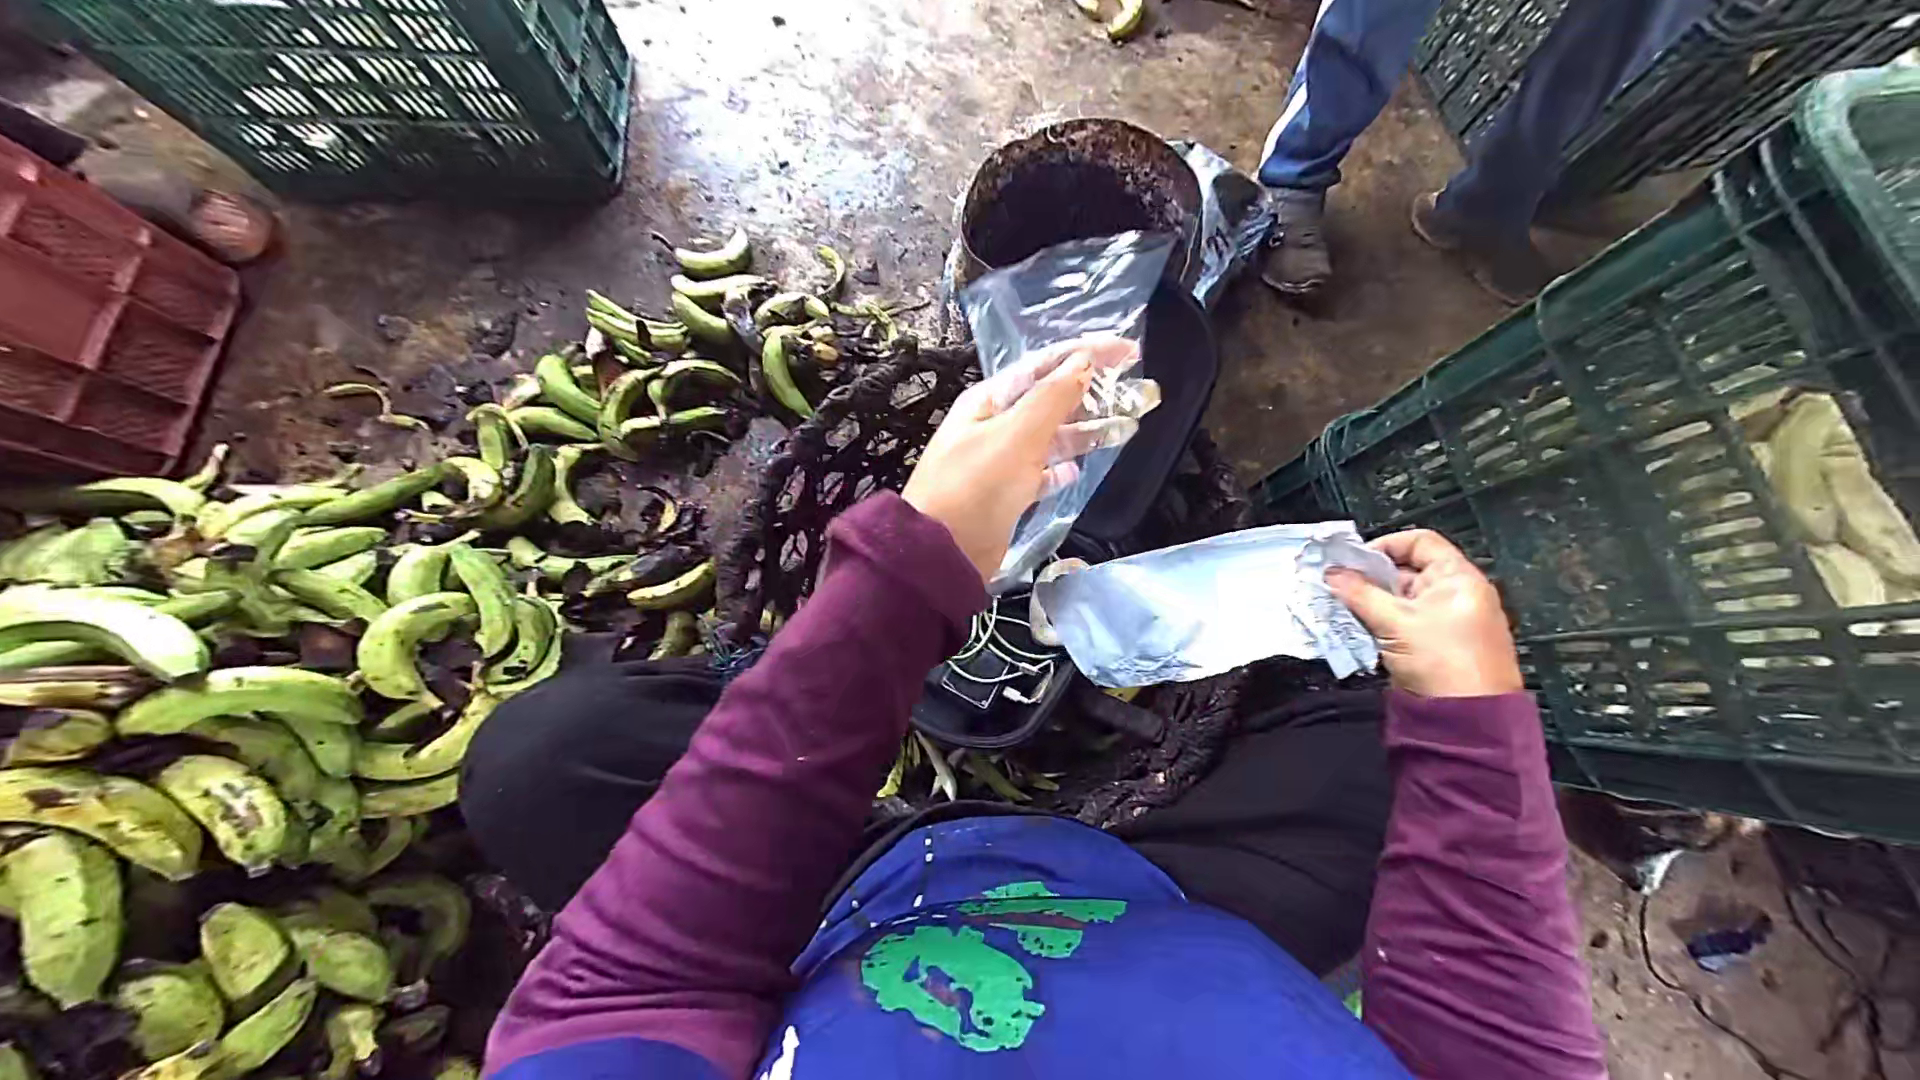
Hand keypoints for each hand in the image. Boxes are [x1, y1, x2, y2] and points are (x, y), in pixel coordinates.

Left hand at [902, 336, 1136, 582]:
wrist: (943, 553)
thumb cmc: (976, 487)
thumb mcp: (1015, 435)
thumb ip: (1052, 398)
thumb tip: (1084, 362)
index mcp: (989, 401)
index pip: (1043, 366)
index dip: (1085, 354)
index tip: (1128, 351)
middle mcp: (994, 427)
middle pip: (1050, 401)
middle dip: (1091, 393)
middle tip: (1135, 392)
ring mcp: (1000, 462)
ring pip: (1050, 438)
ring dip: (1084, 432)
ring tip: (1125, 426)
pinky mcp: (1006, 495)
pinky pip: (1040, 475)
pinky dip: (1060, 470)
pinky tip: (1077, 471)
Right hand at [1325, 529, 1523, 697]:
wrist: (1466, 717)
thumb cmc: (1444, 662)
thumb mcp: (1394, 621)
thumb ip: (1359, 593)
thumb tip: (1333, 574)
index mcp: (1457, 579)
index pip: (1419, 542)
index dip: (1385, 545)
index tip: (1354, 561)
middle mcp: (1454, 594)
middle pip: (1404, 569)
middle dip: (1370, 576)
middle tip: (1340, 585)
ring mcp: (1443, 619)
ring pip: (1398, 596)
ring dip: (1370, 600)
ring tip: (1345, 607)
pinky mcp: (1431, 641)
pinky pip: (1400, 619)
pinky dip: (1378, 619)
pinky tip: (1359, 626)